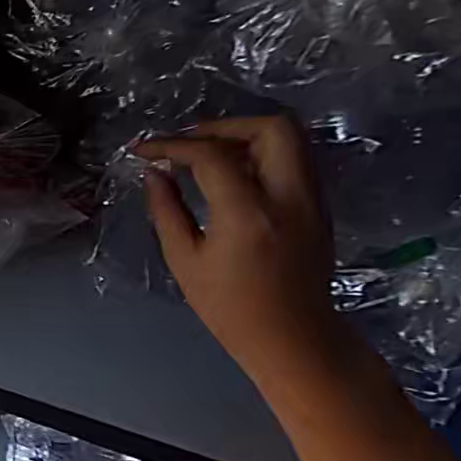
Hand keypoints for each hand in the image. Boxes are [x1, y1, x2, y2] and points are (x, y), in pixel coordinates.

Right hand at [136, 116, 342, 380]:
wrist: (292, 334)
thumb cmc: (226, 304)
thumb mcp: (182, 257)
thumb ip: (167, 210)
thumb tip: (154, 174)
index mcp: (248, 214)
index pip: (211, 156)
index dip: (171, 145)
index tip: (142, 152)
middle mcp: (289, 197)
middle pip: (272, 129)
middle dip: (223, 126)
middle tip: (186, 142)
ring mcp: (312, 199)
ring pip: (289, 140)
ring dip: (242, 137)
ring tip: (203, 155)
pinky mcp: (317, 205)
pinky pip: (292, 161)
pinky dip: (257, 155)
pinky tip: (226, 174)